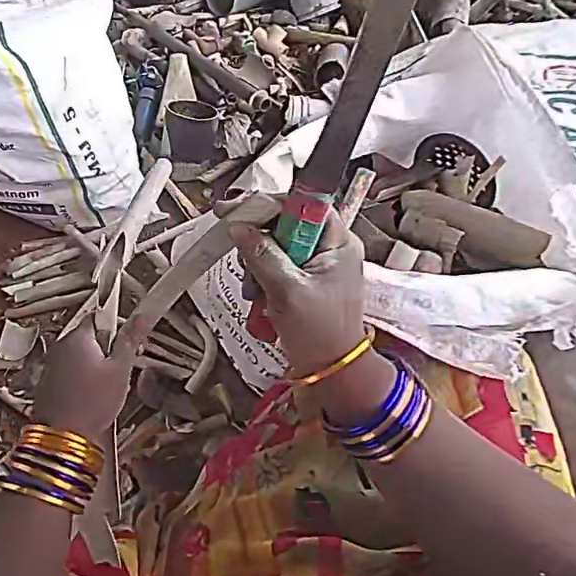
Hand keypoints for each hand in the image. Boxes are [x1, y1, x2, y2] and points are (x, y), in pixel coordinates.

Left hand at [32, 318, 131, 443]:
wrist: (63, 439)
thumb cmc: (90, 405)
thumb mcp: (119, 370)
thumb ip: (130, 340)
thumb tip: (141, 318)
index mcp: (78, 337)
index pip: (100, 315)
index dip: (119, 325)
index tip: (130, 338)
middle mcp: (61, 346)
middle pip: (90, 335)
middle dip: (108, 346)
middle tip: (123, 363)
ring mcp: (52, 364)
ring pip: (80, 353)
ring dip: (96, 362)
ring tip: (109, 382)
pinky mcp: (49, 382)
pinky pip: (70, 370)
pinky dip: (83, 376)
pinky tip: (93, 393)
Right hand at [231, 213, 366, 373]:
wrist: (332, 372)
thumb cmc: (319, 333)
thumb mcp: (287, 290)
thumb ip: (262, 254)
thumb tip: (239, 227)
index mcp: (338, 241)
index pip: (303, 203)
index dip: (270, 203)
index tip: (237, 209)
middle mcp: (330, 246)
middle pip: (285, 223)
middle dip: (259, 240)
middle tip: (242, 256)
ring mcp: (317, 263)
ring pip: (276, 244)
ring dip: (257, 264)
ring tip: (254, 290)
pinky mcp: (305, 279)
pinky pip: (276, 264)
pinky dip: (262, 277)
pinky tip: (259, 297)